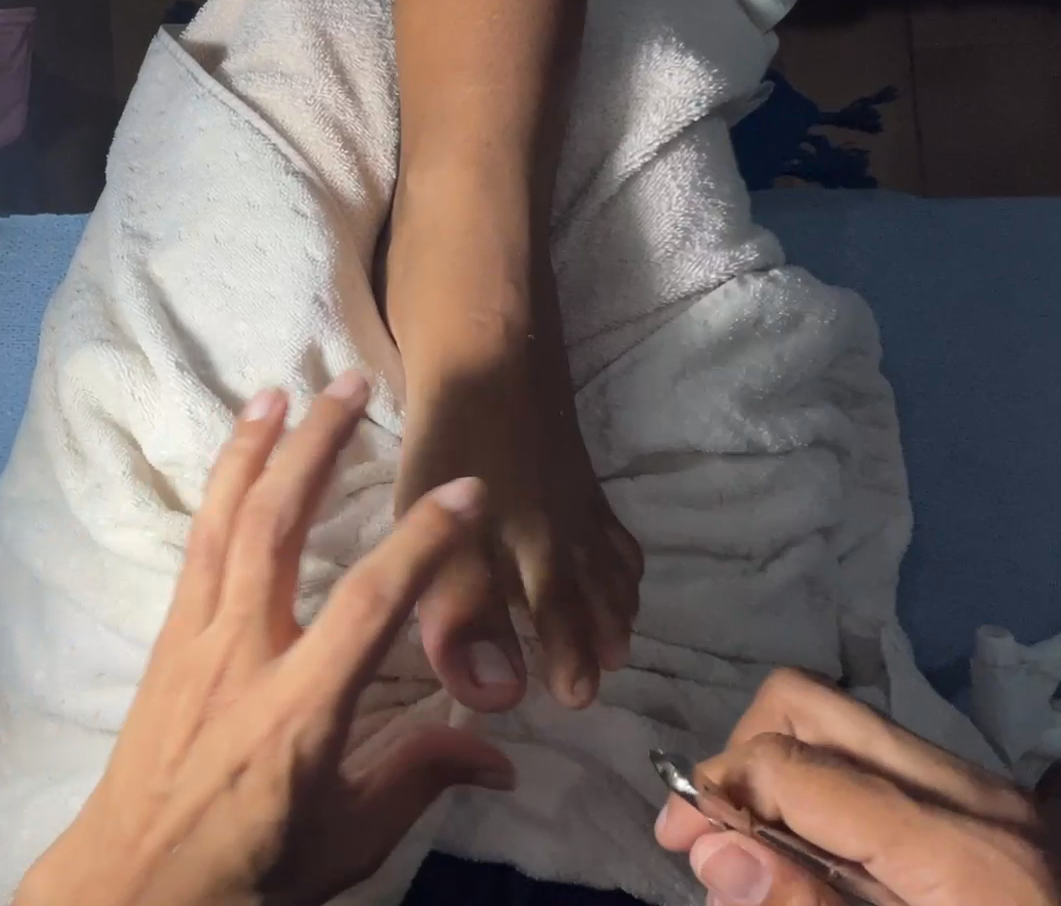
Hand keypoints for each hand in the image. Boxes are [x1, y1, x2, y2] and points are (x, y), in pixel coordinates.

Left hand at [17, 374, 515, 905]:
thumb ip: (421, 779)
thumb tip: (500, 752)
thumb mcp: (348, 841)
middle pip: (278, 525)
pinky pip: (195, 544)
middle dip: (318, 446)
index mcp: (299, 710)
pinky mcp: (165, 634)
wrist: (128, 888)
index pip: (371, 605)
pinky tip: (234, 456)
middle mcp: (241, 653)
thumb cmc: (248, 872)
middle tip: (352, 384)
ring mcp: (194, 635)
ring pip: (225, 520)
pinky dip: (218, 489)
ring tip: (280, 390)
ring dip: (254, 447)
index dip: (423, 542)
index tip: (464, 488)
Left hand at [396, 354, 642, 711]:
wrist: (488, 362)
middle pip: (593, 607)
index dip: (568, 668)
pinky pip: (618, 533)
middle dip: (596, 647)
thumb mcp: (435, 537)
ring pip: (612, 575)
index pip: (559, 633)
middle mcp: (567, 545)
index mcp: (532, 564)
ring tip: (616, 642)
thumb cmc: (448, 447)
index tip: (572, 698)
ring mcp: (582, 508)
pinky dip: (625, 563)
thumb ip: (464, 616)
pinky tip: (618, 570)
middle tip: (598, 677)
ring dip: (617, 611)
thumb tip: (499, 695)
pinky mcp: (583, 476)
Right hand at [654, 670, 1060, 905]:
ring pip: (836, 716)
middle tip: (726, 822)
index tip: (682, 839)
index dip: (716, 789)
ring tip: (771, 836)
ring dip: (781, 763)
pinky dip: (826, 779)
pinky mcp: (999, 804)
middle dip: (742, 752)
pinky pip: (877, 753)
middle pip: (804, 701)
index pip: (787, 762)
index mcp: (963, 851)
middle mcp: (976, 794)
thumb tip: (710, 849)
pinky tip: (828, 845)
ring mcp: (994, 792)